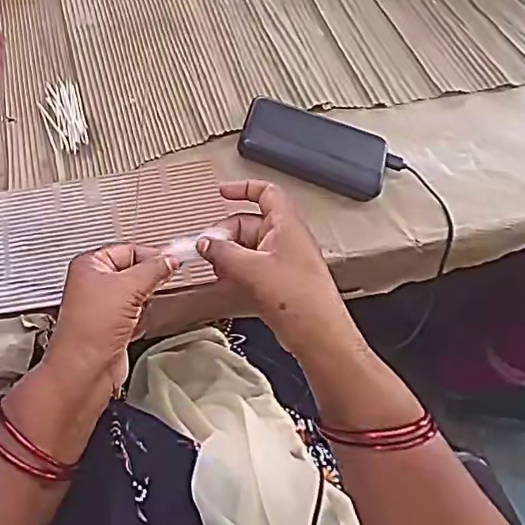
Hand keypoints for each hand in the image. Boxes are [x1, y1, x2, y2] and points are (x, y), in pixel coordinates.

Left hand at [46, 244, 178, 391]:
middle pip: (134, 272)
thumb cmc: (90, 328)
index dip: (150, 256)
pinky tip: (134, 327)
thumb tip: (169, 261)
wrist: (85, 371)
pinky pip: (135, 315)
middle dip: (146, 283)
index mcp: (91, 264)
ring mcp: (102, 305)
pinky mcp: (111, 326)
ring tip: (136, 313)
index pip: (128, 249)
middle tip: (151, 289)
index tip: (170, 262)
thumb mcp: (129, 288)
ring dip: (143, 304)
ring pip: (137, 295)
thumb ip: (153, 270)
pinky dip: (140, 320)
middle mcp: (94, 282)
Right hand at [199, 180, 357, 360]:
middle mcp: (286, 238)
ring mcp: (283, 260)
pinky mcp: (279, 281)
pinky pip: (252, 266)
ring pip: (248, 246)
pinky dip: (237, 270)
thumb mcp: (251, 268)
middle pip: (248, 222)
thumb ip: (223, 252)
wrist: (319, 336)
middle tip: (208, 247)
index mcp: (286, 225)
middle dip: (226, 233)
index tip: (223, 193)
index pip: (266, 192)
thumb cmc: (300, 299)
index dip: (243, 188)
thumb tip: (206, 243)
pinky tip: (226, 281)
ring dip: (229, 254)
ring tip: (216, 267)